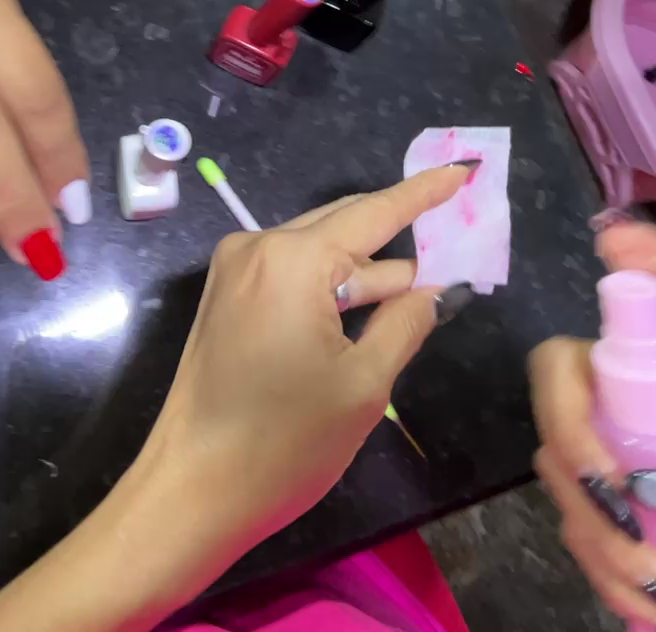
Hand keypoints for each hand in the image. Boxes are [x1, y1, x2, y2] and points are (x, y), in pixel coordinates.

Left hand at [135, 166, 469, 548]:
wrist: (193, 485)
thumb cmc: (285, 441)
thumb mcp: (363, 383)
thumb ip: (405, 322)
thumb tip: (438, 287)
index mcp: (292, 258)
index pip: (373, 213)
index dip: (422, 193)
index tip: (462, 169)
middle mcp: (257, 247)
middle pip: (342, 227)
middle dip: (397, 236)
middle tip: (455, 235)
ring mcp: (236, 269)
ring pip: (318, 253)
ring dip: (367, 269)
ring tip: (427, 278)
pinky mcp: (228, 295)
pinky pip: (292, 274)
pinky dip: (333, 285)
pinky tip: (373, 301)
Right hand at [531, 224, 655, 631]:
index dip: (648, 262)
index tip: (614, 234)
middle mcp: (645, 411)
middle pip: (570, 366)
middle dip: (566, 415)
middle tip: (606, 486)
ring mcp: (610, 456)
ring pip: (555, 446)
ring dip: (595, 519)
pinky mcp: (589, 506)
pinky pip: (561, 511)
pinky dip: (597, 559)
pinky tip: (646, 599)